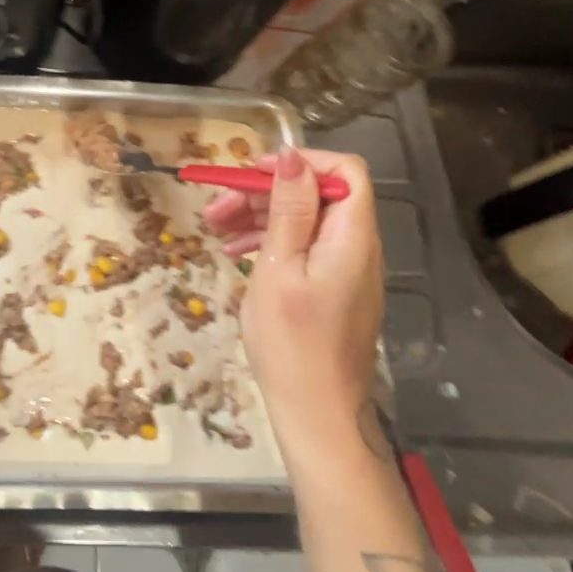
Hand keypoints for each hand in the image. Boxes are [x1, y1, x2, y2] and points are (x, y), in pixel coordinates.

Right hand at [204, 148, 383, 470]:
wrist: (316, 414)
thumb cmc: (292, 340)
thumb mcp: (279, 267)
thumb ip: (288, 209)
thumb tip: (291, 157)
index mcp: (352, 236)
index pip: (344, 170)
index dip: (300, 161)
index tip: (252, 172)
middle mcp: (357, 246)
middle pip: (317, 194)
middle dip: (265, 191)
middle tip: (216, 206)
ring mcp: (346, 270)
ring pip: (305, 220)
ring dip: (260, 216)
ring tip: (215, 229)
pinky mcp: (333, 289)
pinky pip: (304, 248)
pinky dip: (270, 242)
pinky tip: (235, 253)